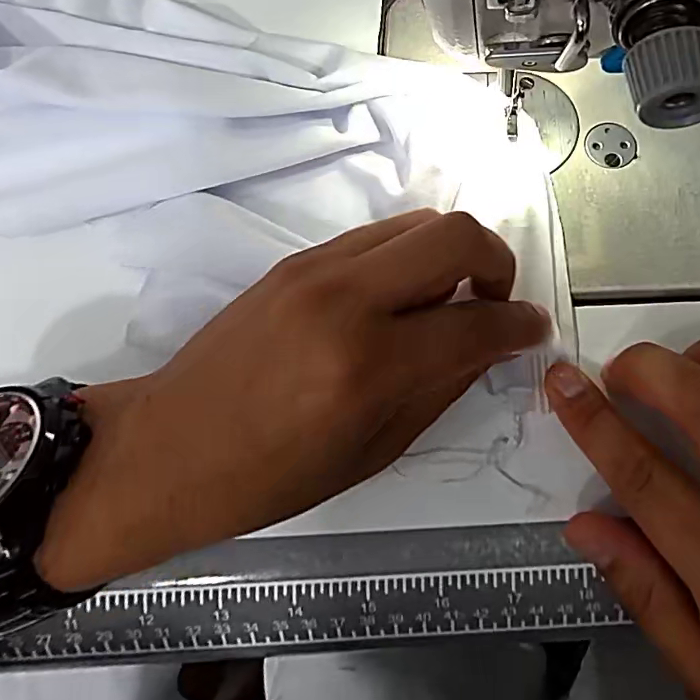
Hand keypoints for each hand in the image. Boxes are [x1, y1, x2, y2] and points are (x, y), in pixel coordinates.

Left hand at [38, 209, 551, 589]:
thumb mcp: (374, 450)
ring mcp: (319, 269)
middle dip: (498, 262)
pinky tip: (403, 295)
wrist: (165, 447)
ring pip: (420, 223)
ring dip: (453, 254)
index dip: (520, 324)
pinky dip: (412, 255)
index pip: (475, 322)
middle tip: (495, 300)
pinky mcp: (299, 259)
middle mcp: (347, 300)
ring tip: (448, 298)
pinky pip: (380, 236)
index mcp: (367, 367)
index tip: (534, 328)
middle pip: (457, 236)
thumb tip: (492, 341)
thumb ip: (445, 385)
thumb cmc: (270, 476)